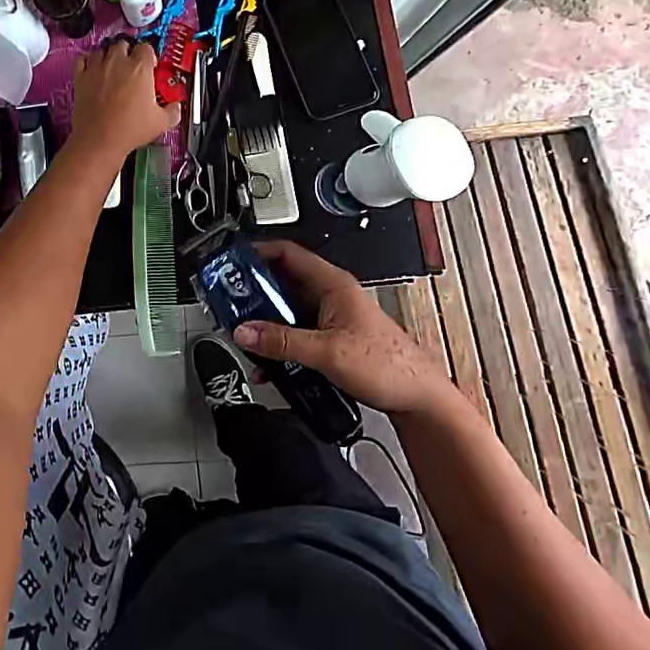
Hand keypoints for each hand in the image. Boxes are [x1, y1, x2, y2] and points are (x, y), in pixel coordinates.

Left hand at [68, 39, 180, 159]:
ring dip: (108, 54)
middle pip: (123, 44)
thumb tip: (176, 109)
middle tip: (131, 66)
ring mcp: (97, 68)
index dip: (149, 56)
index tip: (150, 66)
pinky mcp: (81, 77)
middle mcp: (118, 62)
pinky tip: (92, 68)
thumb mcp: (160, 123)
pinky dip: (88, 61)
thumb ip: (172, 112)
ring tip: (112, 66)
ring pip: (102, 48)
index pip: (146, 48)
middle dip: (128, 52)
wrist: (100, 139)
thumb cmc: (130, 128)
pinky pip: (83, 59)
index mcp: (140, 68)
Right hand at [234, 241, 455, 416]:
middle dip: (254, 295)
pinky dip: (279, 345)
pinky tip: (270, 365)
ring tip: (247, 338)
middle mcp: (330, 296)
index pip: (287, 253)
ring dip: (266, 325)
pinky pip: (295, 334)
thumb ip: (282, 342)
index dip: (258, 253)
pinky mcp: (329, 340)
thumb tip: (246, 332)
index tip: (233, 263)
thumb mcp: (327, 352)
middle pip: (281, 284)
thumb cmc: (390, 366)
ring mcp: (329, 318)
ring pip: (286, 312)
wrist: (417, 396)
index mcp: (333, 284)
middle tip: (232, 306)